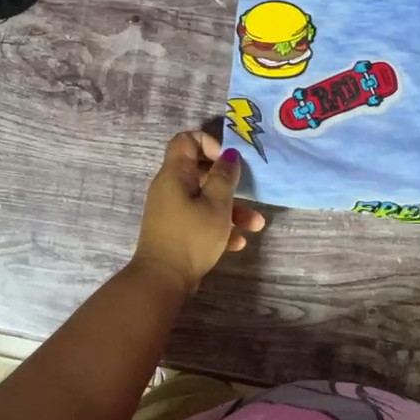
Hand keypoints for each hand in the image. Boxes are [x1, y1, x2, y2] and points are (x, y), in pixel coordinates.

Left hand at [130, 131, 266, 294]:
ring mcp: (171, 210)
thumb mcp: (216, 204)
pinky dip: (218, 227)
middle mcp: (170, 187)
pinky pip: (199, 219)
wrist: (163, 279)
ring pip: (204, 199)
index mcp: (175, 173)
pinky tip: (238, 244)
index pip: (185, 140)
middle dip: (229, 182)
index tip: (227, 160)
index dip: (208, 142)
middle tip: (248, 189)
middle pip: (200, 172)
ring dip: (231, 210)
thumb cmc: (191, 236)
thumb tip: (228, 155)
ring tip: (256, 225)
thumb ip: (225, 177)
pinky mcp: (175, 230)